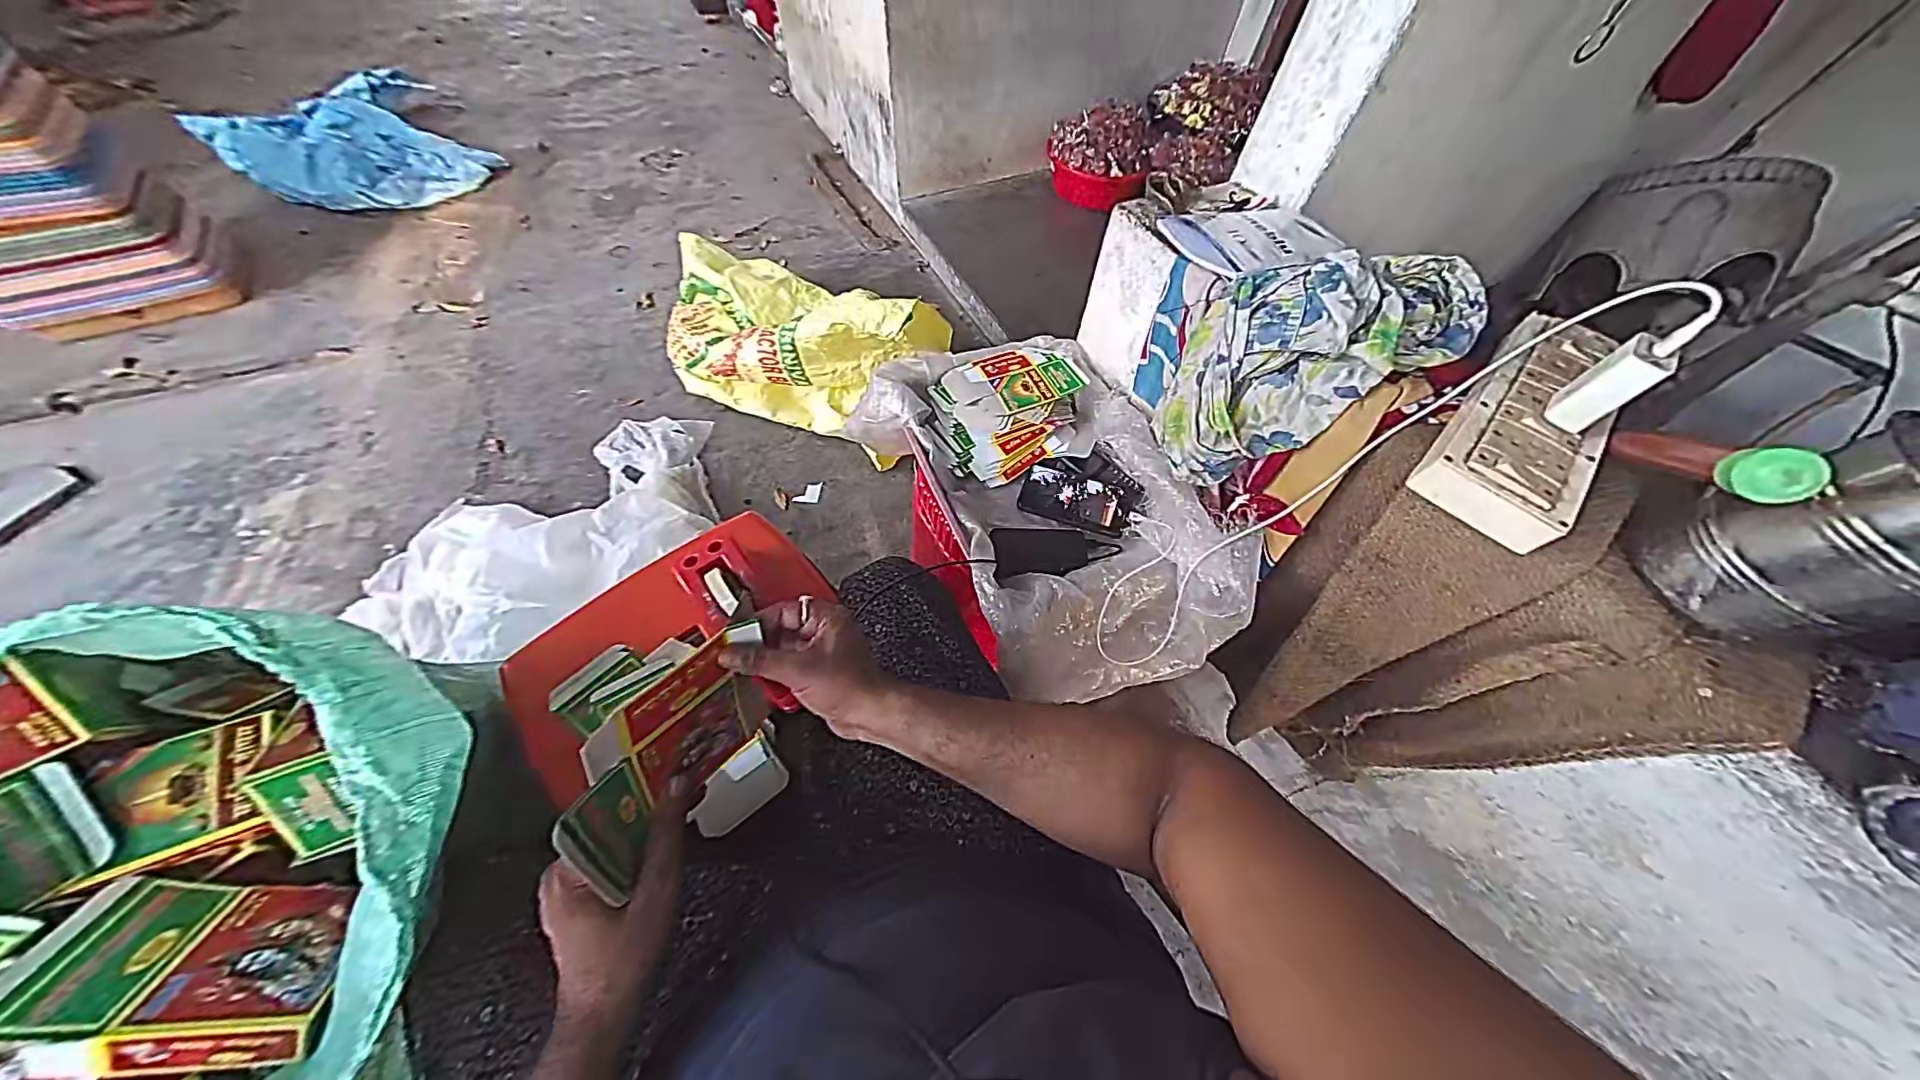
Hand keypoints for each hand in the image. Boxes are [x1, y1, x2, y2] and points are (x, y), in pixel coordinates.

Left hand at [538, 780, 698, 1021]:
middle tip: (685, 787)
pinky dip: (638, 842)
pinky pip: (609, 852)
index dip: (640, 785)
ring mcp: (565, 882)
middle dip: (650, 803)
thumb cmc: (624, 961)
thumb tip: (676, 786)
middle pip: (608, 819)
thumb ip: (666, 837)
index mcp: (566, 868)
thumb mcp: (656, 892)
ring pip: (611, 834)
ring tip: (682, 807)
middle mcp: (558, 871)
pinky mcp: (577, 892)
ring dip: (647, 822)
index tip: (670, 768)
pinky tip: (664, 839)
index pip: (601, 806)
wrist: (604, 1011)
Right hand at [719, 597, 895, 739]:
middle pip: (781, 631)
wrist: (868, 714)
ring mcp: (821, 652)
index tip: (736, 634)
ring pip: (783, 651)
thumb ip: (760, 660)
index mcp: (826, 618)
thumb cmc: (851, 685)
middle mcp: (825, 631)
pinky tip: (762, 683)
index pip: (783, 610)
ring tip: (745, 668)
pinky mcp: (817, 672)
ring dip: (766, 662)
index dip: (758, 622)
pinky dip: (776, 675)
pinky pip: (789, 667)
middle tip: (735, 653)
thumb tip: (733, 652)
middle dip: (759, 644)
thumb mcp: (797, 669)